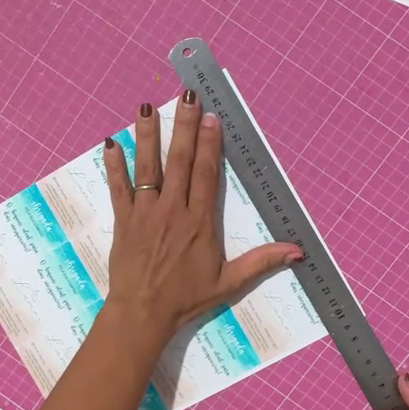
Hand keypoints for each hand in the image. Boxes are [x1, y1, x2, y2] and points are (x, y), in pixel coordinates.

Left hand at [102, 92, 301, 334]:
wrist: (142, 313)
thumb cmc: (186, 299)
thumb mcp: (228, 283)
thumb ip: (261, 262)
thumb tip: (297, 251)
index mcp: (200, 222)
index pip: (207, 174)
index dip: (210, 144)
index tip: (212, 117)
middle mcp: (173, 211)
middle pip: (180, 161)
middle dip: (184, 127)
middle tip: (186, 96)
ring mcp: (146, 214)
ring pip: (148, 168)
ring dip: (148, 136)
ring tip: (147, 107)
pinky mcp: (123, 221)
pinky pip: (118, 188)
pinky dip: (114, 166)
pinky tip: (111, 143)